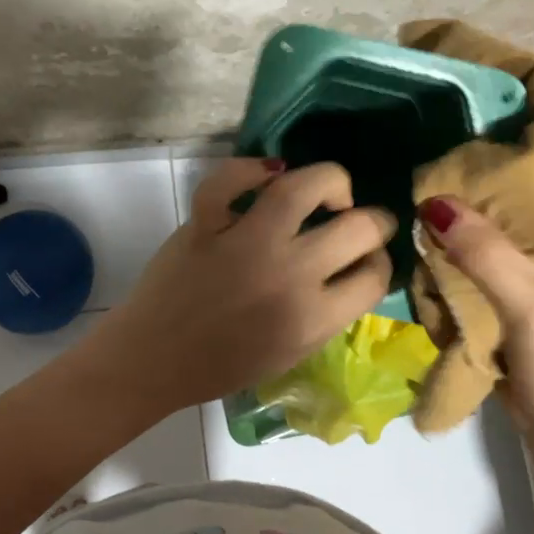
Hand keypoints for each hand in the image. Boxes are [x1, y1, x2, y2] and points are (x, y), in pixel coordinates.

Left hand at [76, 159, 396, 416]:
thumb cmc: (220, 366)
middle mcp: (288, 276)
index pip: (375, 275)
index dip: (380, 261)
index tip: (367, 257)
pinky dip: (250, 167)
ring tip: (327, 192)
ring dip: (330, 181)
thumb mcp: (290, 352)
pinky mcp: (204, 226)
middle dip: (373, 220)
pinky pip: (230, 180)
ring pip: (304, 186)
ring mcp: (244, 245)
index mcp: (312, 318)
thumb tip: (351, 267)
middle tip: (356, 219)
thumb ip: (324, 312)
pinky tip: (266, 175)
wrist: (153, 361)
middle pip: (359, 227)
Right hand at [416, 129, 533, 469]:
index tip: (519, 116)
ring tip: (444, 182)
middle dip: (516, 166)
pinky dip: (474, 242)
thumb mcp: (531, 303)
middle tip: (464, 147)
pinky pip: (501, 257)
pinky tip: (440, 235)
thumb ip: (484, 250)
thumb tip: (431, 201)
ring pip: (525, 224)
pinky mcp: (528, 302)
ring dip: (489, 206)